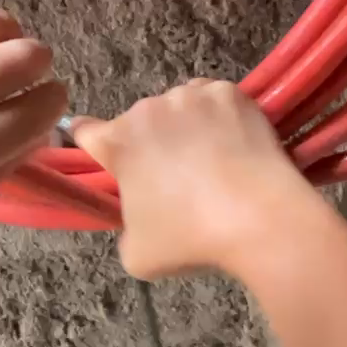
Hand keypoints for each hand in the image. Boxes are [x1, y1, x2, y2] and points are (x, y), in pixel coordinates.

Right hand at [72, 80, 310, 278]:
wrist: (261, 220)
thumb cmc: (191, 238)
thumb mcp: (137, 253)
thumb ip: (124, 227)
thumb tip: (138, 217)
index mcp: (116, 143)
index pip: (84, 131)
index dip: (91, 143)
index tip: (106, 155)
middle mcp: (146, 110)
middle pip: (137, 122)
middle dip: (149, 143)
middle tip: (175, 177)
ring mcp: (188, 97)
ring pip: (176, 107)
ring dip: (183, 126)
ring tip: (209, 159)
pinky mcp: (229, 93)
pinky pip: (213, 99)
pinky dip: (218, 116)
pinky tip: (232, 144)